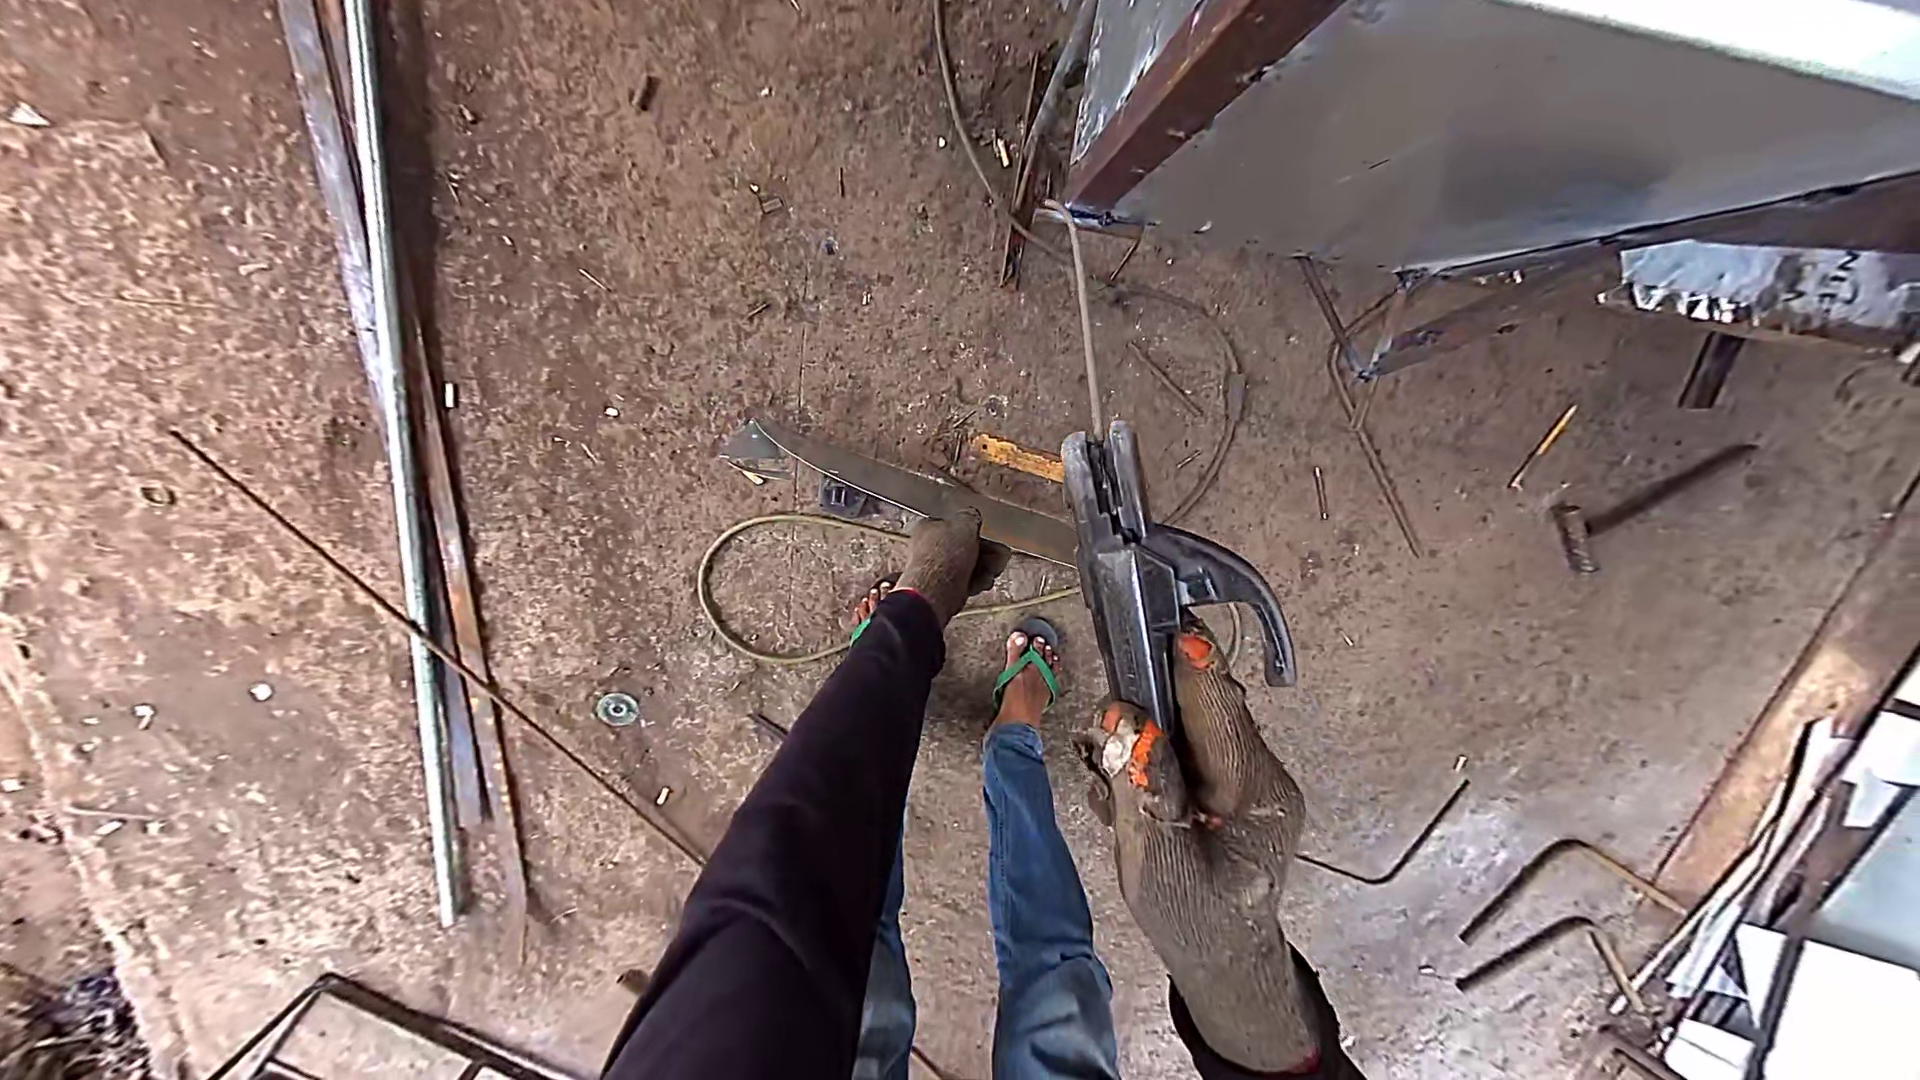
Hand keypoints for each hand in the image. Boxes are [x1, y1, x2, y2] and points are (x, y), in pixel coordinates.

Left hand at [893, 509, 997, 623]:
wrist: (937, 591)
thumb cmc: (943, 556)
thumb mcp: (964, 524)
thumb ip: (970, 517)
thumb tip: (973, 515)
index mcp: (928, 528)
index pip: (954, 525)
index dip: (975, 530)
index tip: (989, 535)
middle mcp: (928, 549)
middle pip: (964, 547)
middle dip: (986, 551)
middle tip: (999, 555)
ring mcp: (935, 571)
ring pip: (967, 566)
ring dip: (985, 567)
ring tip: (994, 569)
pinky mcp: (943, 589)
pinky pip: (965, 582)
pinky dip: (977, 581)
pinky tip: (984, 581)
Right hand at [1075, 623, 1321, 1072]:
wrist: (1220, 952)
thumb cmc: (1192, 917)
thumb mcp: (1157, 862)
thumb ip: (1139, 787)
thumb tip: (1124, 718)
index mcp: (1255, 792)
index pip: (1221, 709)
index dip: (1192, 665)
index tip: (1170, 625)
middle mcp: (1257, 771)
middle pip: (1204, 704)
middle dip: (1153, 697)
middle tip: (1109, 718)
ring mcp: (1243, 771)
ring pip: (1188, 717)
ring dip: (1144, 726)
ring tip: (1113, 772)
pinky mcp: (1222, 774)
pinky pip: (1183, 737)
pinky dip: (1149, 748)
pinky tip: (1130, 788)